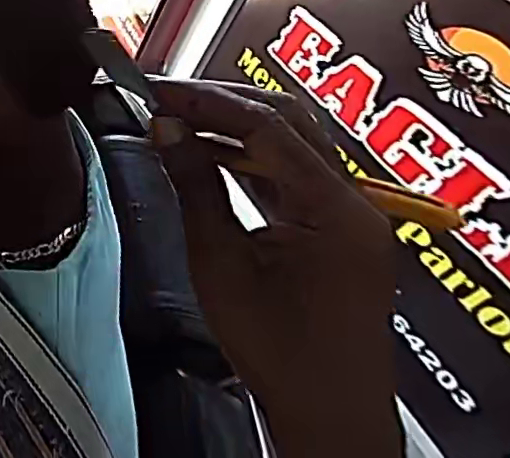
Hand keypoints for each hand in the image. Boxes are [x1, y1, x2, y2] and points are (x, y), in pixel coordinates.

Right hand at [149, 80, 400, 456]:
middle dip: (221, 101)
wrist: (329, 417)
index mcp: (336, 211)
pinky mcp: (334, 227)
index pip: (267, 125)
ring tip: (176, 118)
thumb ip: (195, 184)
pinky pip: (288, 170)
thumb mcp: (220, 260)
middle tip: (164, 97)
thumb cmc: (278, 349)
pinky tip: (204, 151)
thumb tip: (166, 127)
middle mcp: (353, 204)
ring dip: (230, 124)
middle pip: (287, 120)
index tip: (156, 91)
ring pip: (289, 140)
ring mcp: (348, 214)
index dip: (205, 100)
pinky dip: (244, 153)